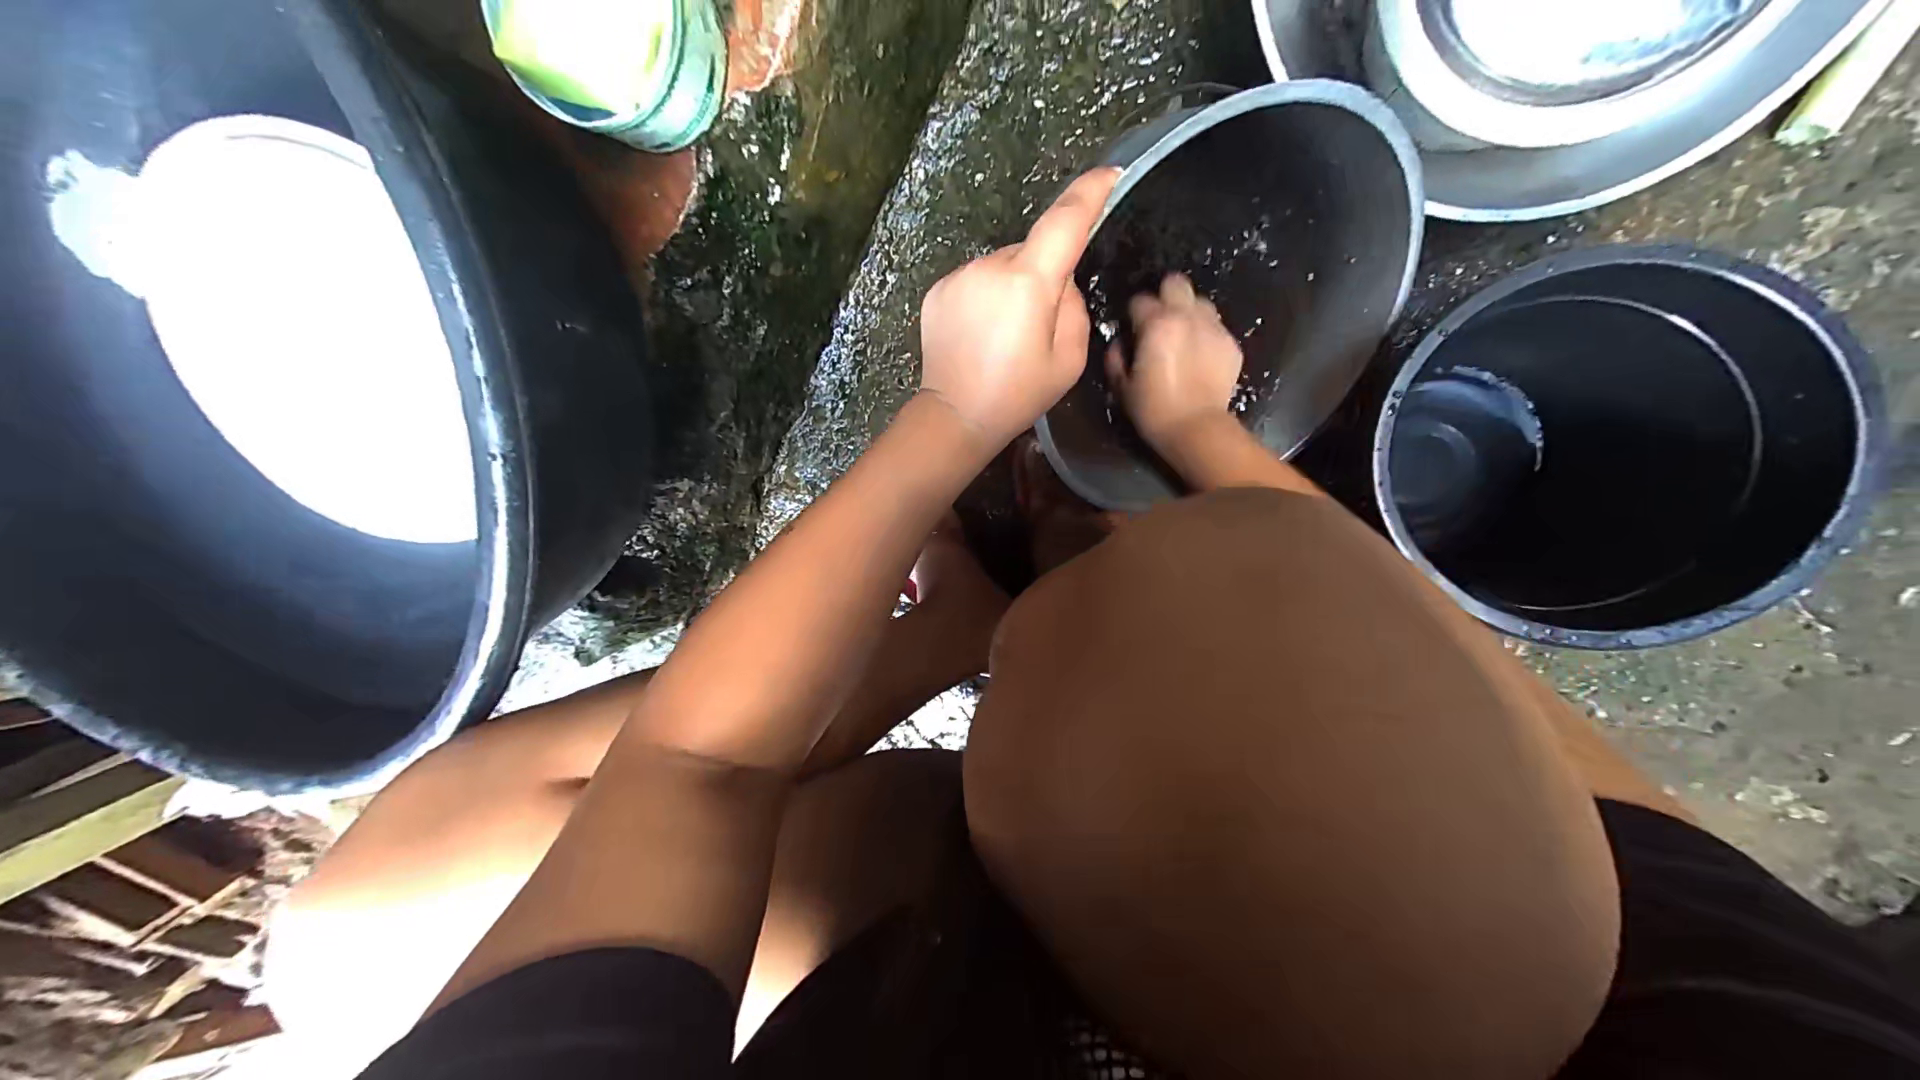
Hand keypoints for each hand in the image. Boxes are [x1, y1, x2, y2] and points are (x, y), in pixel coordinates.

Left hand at [919, 168, 1120, 449]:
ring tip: (1006, 336)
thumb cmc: (1016, 394)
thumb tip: (1061, 284)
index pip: (1064, 220)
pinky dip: (986, 298)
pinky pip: (976, 281)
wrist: (955, 415)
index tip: (1110, 174)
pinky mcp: (938, 290)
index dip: (1090, 192)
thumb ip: (1073, 307)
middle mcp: (990, 267)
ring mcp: (959, 277)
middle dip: (1042, 276)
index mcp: (1027, 283)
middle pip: (1031, 251)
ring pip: (1002, 267)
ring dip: (1012, 288)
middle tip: (1039, 325)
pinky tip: (982, 335)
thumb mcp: (1068, 359)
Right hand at [1104, 273, 1244, 451]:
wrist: (1196, 429)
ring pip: (1200, 302)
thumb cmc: (1153, 410)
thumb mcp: (1122, 387)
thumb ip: (1115, 357)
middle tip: (1158, 321)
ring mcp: (1214, 329)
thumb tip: (1120, 344)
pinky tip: (1199, 357)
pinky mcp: (1231, 344)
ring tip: (1182, 337)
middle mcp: (1188, 317)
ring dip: (1188, 313)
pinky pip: (1216, 327)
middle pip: (1176, 283)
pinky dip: (1205, 335)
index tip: (1131, 330)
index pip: (1140, 300)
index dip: (1132, 314)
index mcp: (1156, 325)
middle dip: (1164, 296)